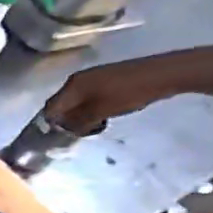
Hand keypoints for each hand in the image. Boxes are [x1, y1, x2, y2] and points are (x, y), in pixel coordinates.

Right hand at [42, 48, 212, 132]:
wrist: (163, 74)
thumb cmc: (127, 93)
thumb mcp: (99, 112)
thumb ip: (77, 122)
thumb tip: (63, 129)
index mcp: (72, 85)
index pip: (50, 108)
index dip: (51, 125)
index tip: (61, 138)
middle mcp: (78, 80)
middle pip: (62, 105)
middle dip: (68, 122)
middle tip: (82, 134)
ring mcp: (93, 78)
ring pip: (77, 103)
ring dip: (82, 117)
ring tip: (97, 125)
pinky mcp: (107, 79)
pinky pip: (90, 98)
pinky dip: (92, 109)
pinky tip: (107, 115)